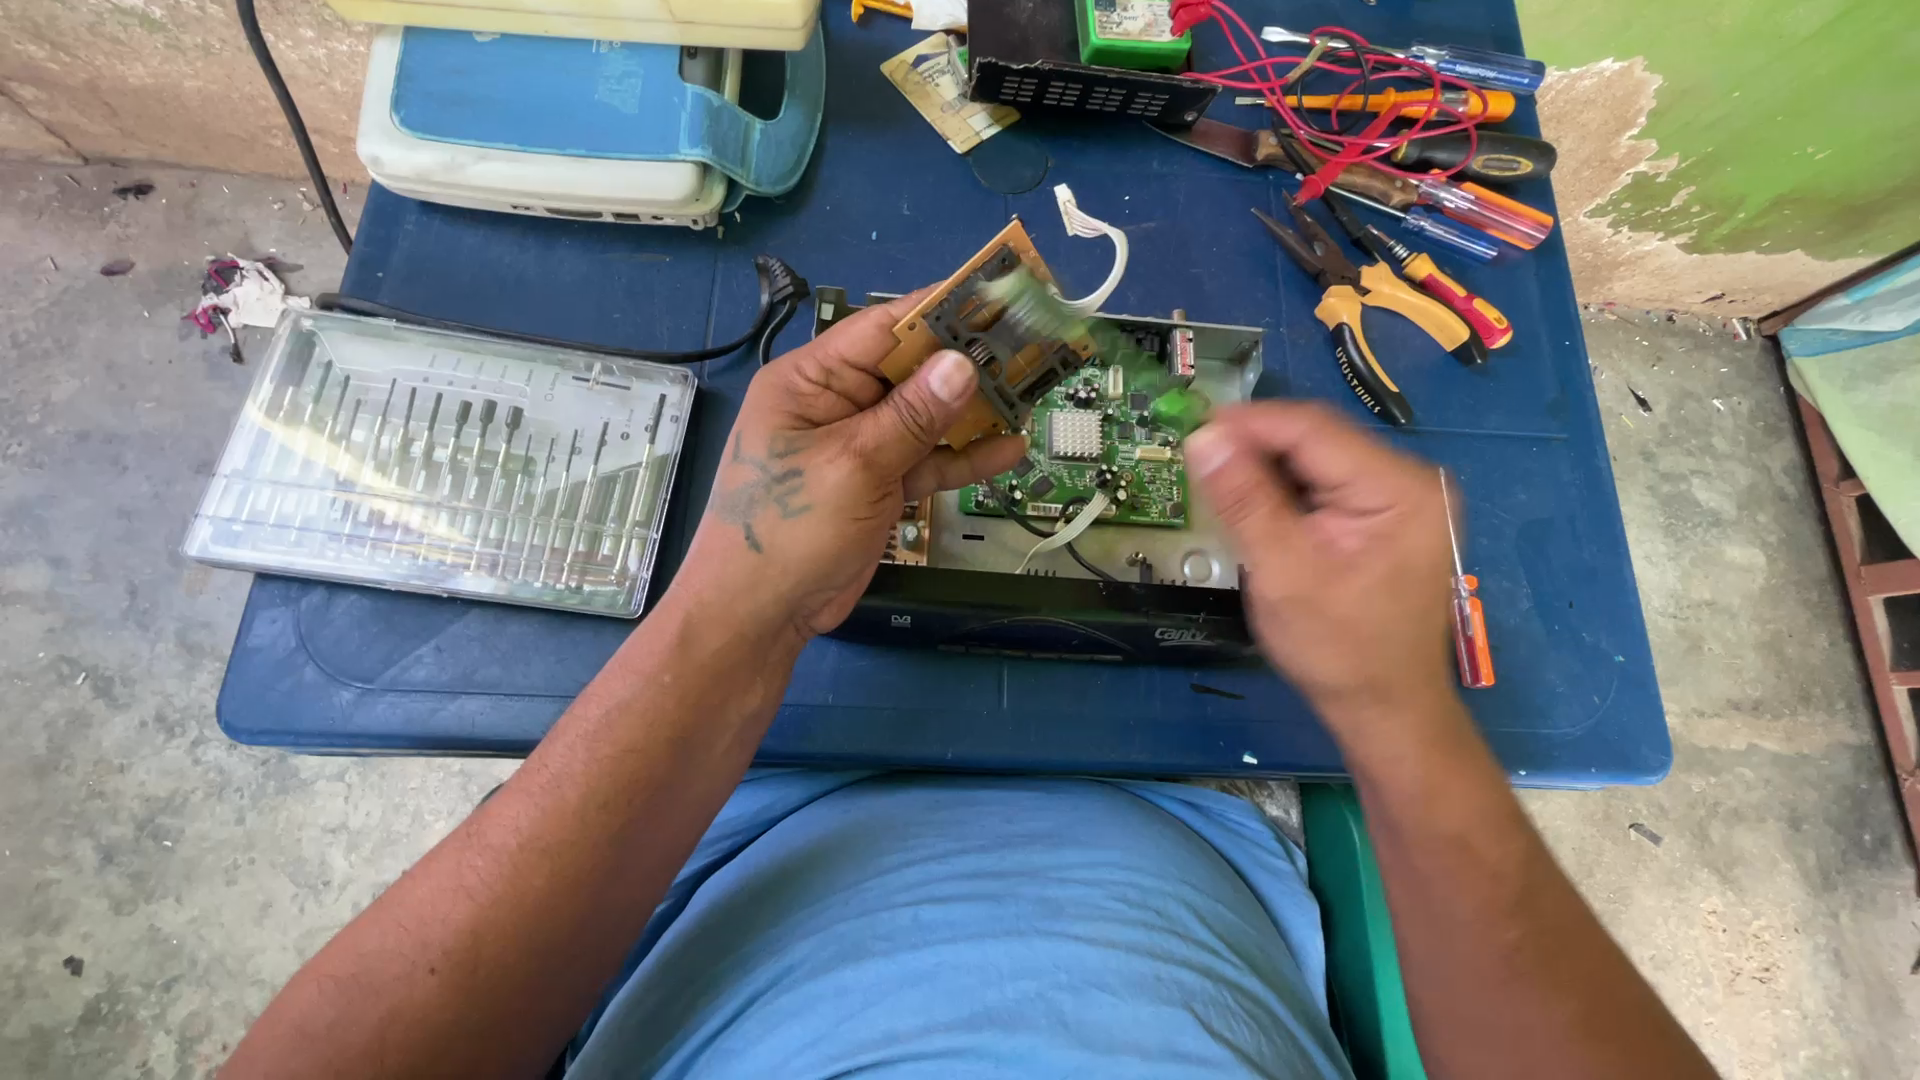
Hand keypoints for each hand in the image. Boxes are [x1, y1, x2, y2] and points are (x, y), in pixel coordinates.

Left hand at [670, 291, 1027, 641]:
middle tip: (1032, 348)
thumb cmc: (789, 531)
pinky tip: (1008, 450)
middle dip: (968, 363)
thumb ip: (910, 416)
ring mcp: (861, 446)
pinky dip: (964, 458)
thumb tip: (962, 363)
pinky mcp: (879, 485)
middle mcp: (837, 404)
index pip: (883, 329)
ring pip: (927, 417)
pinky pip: (927, 461)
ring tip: (1032, 394)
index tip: (997, 296)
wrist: (761, 615)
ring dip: (975, 411)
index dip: (941, 310)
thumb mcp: (852, 466)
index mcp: (812, 380)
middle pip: (912, 372)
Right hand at [1184, 402, 1456, 727]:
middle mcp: (1410, 481)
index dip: (1248, 424)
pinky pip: (1325, 485)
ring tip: (1218, 480)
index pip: (1312, 431)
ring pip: (1317, 460)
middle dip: (1255, 446)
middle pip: (1317, 441)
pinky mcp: (1385, 517)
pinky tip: (1254, 504)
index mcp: (1399, 489)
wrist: (1382, 707)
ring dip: (1266, 467)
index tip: (1193, 430)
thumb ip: (1244, 501)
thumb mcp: (1283, 572)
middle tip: (1199, 458)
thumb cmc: (1337, 649)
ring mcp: (1401, 499)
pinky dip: (1284, 489)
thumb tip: (1203, 438)